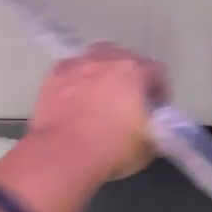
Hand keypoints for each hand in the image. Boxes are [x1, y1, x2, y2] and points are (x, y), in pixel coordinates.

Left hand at [26, 43, 166, 182]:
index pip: (156, 70)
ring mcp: (75, 66)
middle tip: (127, 99)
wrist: (62, 154)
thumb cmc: (111, 149)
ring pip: (95, 57)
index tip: (154, 110)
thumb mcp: (150, 143)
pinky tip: (75, 96)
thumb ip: (156, 124)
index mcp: (133, 71)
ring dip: (102, 71)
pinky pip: (70, 70)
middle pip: (124, 57)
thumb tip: (149, 121)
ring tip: (100, 94)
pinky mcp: (52, 77)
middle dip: (130, 75)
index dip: (158, 91)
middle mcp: (104, 60)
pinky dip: (76, 79)